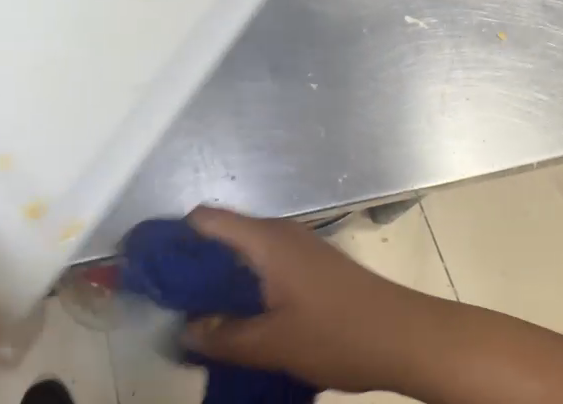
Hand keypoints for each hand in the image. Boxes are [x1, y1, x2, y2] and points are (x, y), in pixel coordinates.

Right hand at [180, 207, 440, 394]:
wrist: (409, 337)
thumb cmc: (338, 334)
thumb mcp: (274, 344)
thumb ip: (224, 337)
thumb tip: (186, 331)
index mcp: (263, 239)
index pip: (204, 219)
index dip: (174, 237)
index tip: (153, 266)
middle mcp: (278, 231)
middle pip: (222, 233)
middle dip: (195, 263)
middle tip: (173, 299)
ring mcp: (299, 245)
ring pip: (244, 250)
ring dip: (222, 277)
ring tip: (204, 313)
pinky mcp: (313, 263)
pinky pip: (265, 262)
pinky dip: (246, 282)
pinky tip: (245, 316)